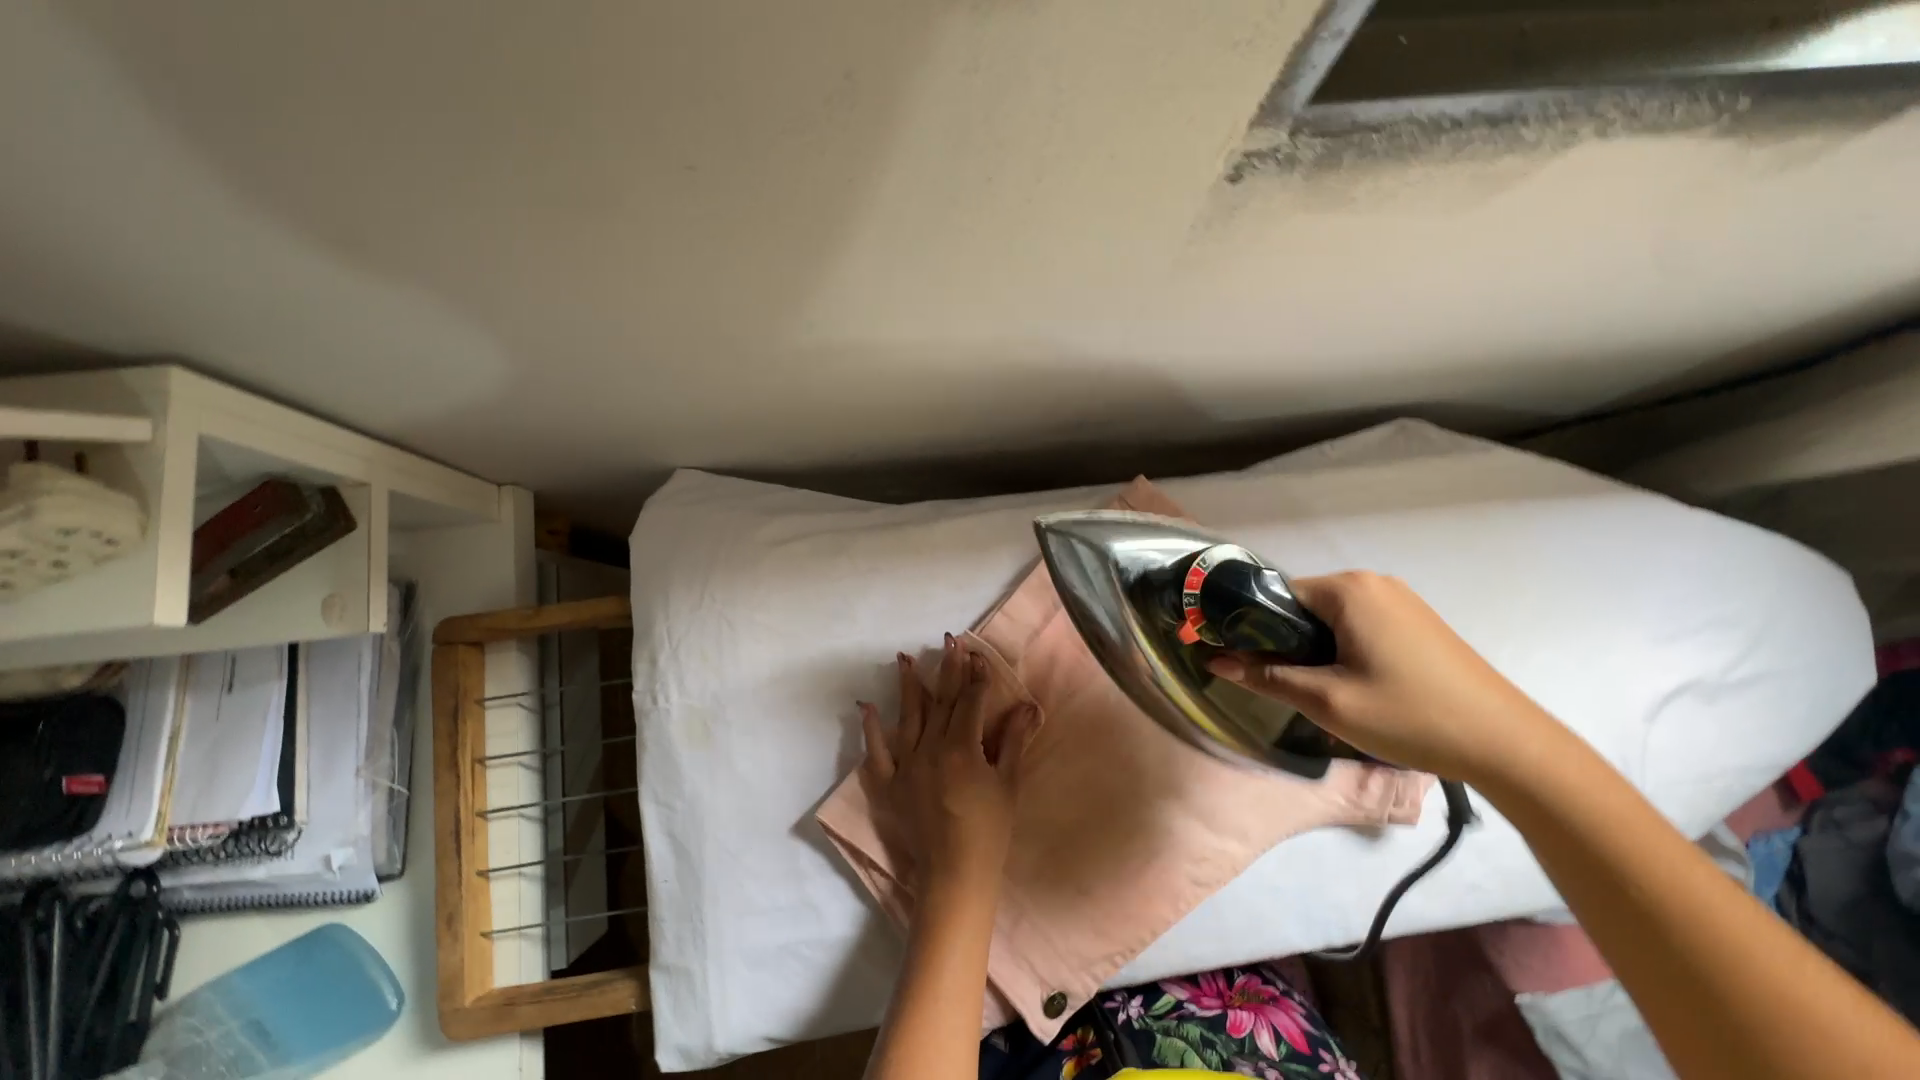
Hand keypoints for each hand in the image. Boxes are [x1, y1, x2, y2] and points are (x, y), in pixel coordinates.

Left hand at [859, 635, 1041, 896]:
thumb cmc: (990, 830)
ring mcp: (905, 766)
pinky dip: (870, 729)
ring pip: (907, 718)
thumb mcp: (1008, 783)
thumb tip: (1028, 705)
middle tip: (949, 641)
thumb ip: (1014, 740)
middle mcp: (929, 749)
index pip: (970, 703)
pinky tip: (868, 707)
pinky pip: (875, 753)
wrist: (955, 873)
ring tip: (905, 658)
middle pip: (940, 703)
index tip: (978, 654)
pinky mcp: (888, 785)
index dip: (976, 678)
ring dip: (908, 686)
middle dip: (946, 670)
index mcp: (961, 748)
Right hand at [1207, 571, 1558, 783]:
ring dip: (1315, 648)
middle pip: (1304, 605)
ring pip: (1332, 618)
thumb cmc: (1409, 716)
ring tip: (1317, 691)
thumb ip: (1266, 676)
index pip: (1277, 596)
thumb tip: (1216, 660)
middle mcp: (1373, 583)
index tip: (1243, 664)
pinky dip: (1344, 649)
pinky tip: (1352, 685)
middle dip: (1285, 641)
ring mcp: (1401, 600)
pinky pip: (1360, 625)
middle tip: (1281, 685)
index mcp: (1349, 590)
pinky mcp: (1418, 622)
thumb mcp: (1327, 702)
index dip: (1253, 629)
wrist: (1504, 742)